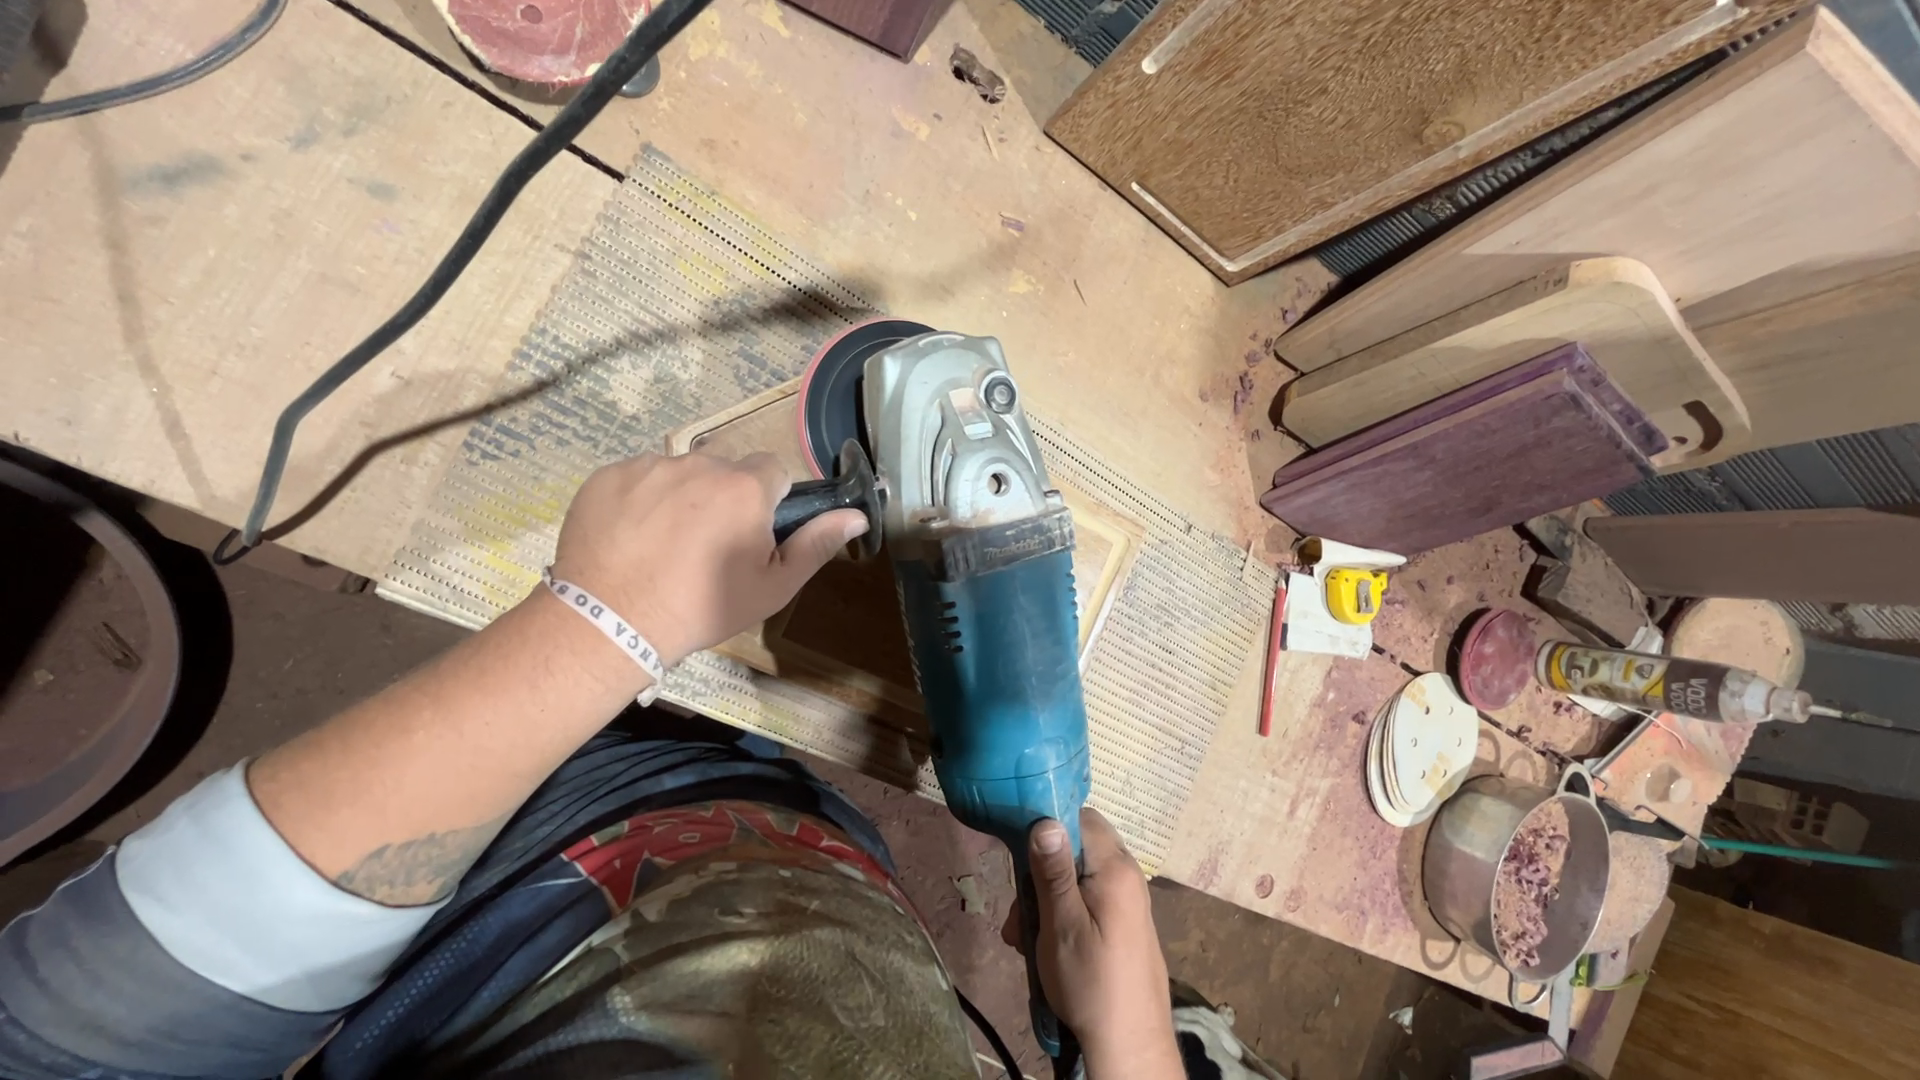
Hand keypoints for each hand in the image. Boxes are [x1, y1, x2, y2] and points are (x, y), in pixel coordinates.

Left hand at [548, 452, 866, 669]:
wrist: (610, 622)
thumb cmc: (703, 608)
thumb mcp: (771, 587)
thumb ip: (816, 545)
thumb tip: (858, 515)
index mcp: (746, 487)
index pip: (772, 471)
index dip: (766, 501)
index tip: (751, 533)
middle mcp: (700, 464)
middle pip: (724, 469)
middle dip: (722, 496)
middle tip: (706, 545)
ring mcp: (649, 466)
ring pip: (680, 472)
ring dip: (680, 496)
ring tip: (662, 544)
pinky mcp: (607, 475)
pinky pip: (636, 478)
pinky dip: (638, 500)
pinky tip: (630, 538)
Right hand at [1011, 809, 1183, 1077]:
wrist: (1130, 1046)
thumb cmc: (1090, 982)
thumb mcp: (1061, 925)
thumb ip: (1053, 871)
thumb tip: (1045, 819)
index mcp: (1115, 868)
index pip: (1080, 818)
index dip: (1047, 827)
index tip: (1019, 853)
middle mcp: (1127, 875)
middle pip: (1077, 847)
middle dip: (1041, 871)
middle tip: (1018, 908)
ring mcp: (1128, 900)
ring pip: (1078, 876)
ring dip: (1046, 898)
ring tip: (1022, 935)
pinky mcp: (1124, 923)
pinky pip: (1088, 900)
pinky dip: (1063, 913)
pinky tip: (1042, 944)